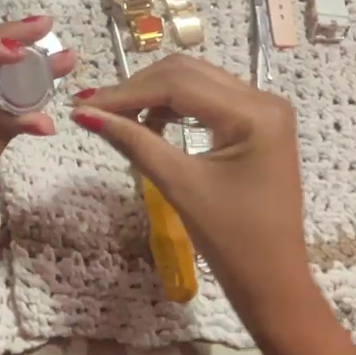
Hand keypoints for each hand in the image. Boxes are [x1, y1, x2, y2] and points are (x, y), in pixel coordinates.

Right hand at [70, 55, 314, 322]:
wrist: (272, 280)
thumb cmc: (231, 239)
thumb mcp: (178, 184)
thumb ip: (132, 141)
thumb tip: (84, 113)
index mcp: (254, 113)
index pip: (177, 85)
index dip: (126, 93)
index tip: (83, 104)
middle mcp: (263, 99)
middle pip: (186, 74)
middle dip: (137, 89)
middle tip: (93, 108)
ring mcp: (262, 109)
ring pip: (194, 81)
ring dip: (152, 95)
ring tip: (116, 117)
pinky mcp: (256, 122)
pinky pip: (206, 98)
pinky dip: (172, 106)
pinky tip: (148, 124)